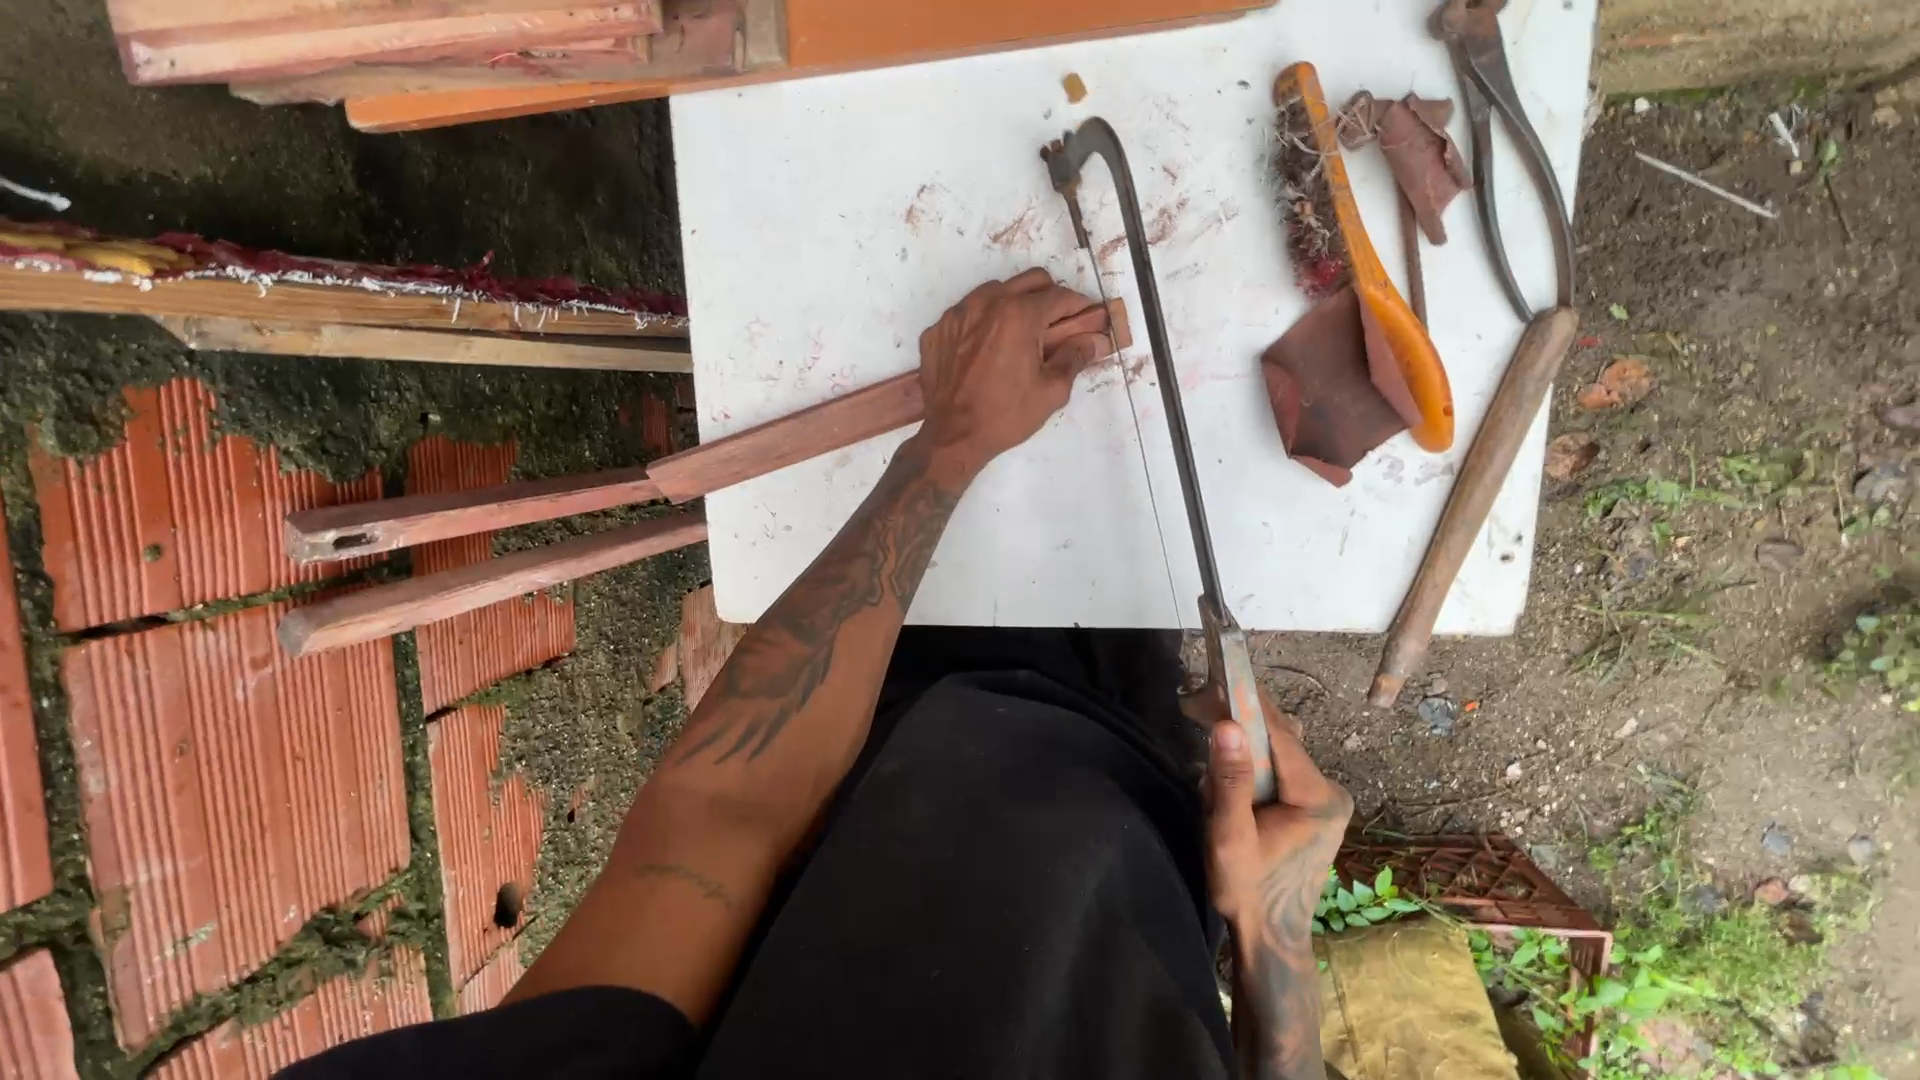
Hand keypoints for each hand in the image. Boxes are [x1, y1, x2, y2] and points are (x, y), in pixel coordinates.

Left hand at [915, 267, 1110, 473]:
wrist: (952, 436)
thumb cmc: (1005, 415)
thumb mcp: (1051, 391)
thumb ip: (1074, 358)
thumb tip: (1092, 341)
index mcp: (1018, 315)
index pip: (1058, 296)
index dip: (1078, 306)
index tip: (1087, 316)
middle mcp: (986, 304)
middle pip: (1029, 281)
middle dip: (1049, 296)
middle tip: (1057, 323)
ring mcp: (957, 315)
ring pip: (995, 291)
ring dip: (1015, 303)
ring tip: (1021, 334)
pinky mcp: (938, 330)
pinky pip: (967, 313)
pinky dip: (983, 322)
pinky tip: (987, 348)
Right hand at [1204, 690, 1353, 942]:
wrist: (1270, 934)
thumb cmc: (1247, 889)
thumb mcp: (1230, 836)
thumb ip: (1230, 780)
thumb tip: (1225, 725)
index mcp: (1318, 797)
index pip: (1279, 734)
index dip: (1244, 705)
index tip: (1210, 680)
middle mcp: (1330, 790)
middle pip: (1280, 736)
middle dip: (1238, 719)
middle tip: (1193, 705)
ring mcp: (1323, 797)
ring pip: (1278, 749)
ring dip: (1241, 740)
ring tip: (1203, 734)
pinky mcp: (1311, 804)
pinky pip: (1278, 766)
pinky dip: (1250, 760)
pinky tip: (1223, 770)